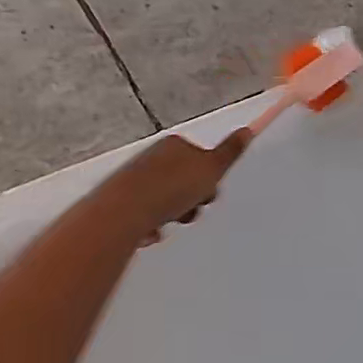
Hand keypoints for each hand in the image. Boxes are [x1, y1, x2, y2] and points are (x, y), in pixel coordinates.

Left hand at [100, 129, 249, 244]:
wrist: (122, 214)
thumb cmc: (167, 189)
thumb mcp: (213, 168)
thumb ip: (231, 150)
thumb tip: (246, 131)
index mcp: (172, 145)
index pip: (198, 157)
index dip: (208, 176)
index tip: (208, 189)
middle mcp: (149, 158)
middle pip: (180, 179)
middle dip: (189, 197)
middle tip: (190, 207)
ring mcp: (131, 181)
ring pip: (161, 199)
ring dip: (170, 213)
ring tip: (169, 221)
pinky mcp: (117, 204)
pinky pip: (141, 216)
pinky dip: (149, 225)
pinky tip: (152, 231)